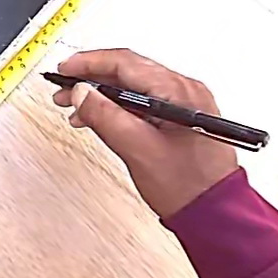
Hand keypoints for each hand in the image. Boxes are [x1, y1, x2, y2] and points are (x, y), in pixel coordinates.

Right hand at [51, 49, 238, 218]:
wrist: (214, 214)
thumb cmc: (188, 186)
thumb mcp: (136, 148)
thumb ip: (105, 116)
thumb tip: (81, 92)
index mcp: (178, 92)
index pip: (124, 62)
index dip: (88, 63)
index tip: (65, 70)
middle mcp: (183, 92)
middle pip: (127, 71)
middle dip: (90, 79)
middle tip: (63, 89)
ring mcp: (182, 104)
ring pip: (131, 86)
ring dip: (100, 93)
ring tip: (74, 105)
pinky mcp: (177, 118)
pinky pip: (139, 102)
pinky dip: (114, 106)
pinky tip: (97, 116)